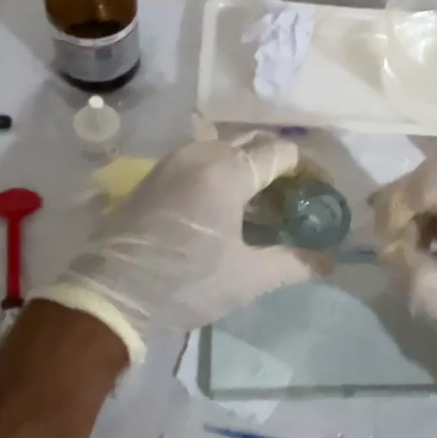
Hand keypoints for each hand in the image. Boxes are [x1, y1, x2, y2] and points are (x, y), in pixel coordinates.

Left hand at [31, 132, 323, 364]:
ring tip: (261, 200)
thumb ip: (292, 263)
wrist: (109, 296)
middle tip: (292, 195)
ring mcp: (173, 160)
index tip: (317, 191)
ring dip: (247, 164)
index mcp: (228, 171)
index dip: (305, 168)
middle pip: (252, 141)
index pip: (280, 152)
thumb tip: (327, 263)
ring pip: (224, 146)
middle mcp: (202, 153)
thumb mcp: (246, 278)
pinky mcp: (154, 173)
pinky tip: (225, 202)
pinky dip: (221, 169)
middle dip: (277, 162)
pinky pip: (200, 157)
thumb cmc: (185, 284)